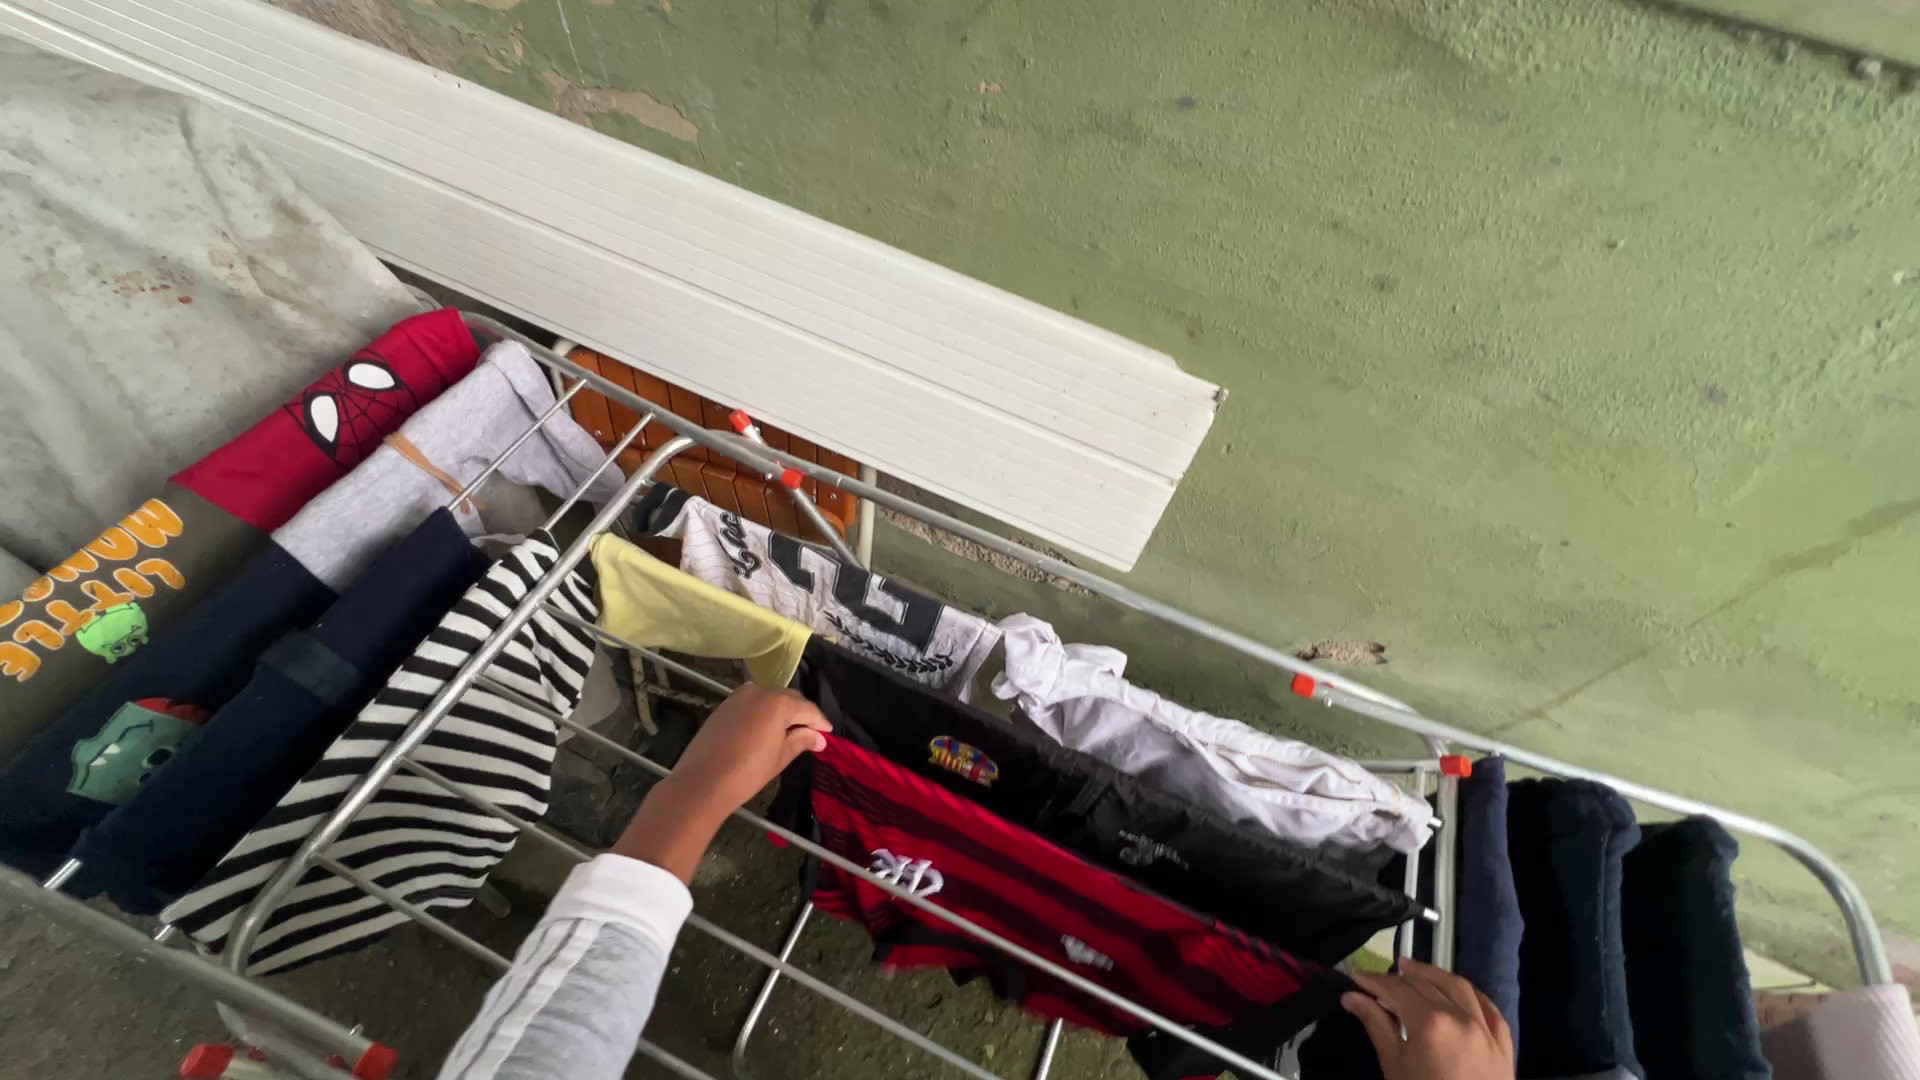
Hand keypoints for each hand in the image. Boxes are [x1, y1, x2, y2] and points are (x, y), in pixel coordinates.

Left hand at [665, 683, 831, 811]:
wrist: (702, 782)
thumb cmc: (747, 772)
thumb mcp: (780, 757)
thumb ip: (801, 741)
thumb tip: (819, 738)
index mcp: (779, 703)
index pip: (808, 709)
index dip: (820, 722)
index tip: (828, 734)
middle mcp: (761, 691)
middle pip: (789, 699)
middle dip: (802, 714)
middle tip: (811, 733)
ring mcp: (740, 696)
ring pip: (770, 698)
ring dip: (782, 711)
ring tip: (789, 730)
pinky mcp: (725, 705)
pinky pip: (752, 703)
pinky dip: (763, 711)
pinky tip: (766, 727)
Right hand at [1343, 959, 1514, 1079]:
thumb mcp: (1395, 1065)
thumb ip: (1376, 1024)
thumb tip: (1351, 996)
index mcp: (1429, 1021)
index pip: (1394, 988)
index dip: (1372, 980)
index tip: (1354, 978)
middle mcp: (1459, 1017)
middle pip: (1421, 984)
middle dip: (1395, 979)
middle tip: (1376, 981)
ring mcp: (1485, 1031)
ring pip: (1457, 987)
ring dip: (1432, 974)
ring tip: (1411, 969)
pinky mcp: (1503, 1048)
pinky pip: (1491, 1011)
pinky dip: (1473, 995)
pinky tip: (1459, 992)